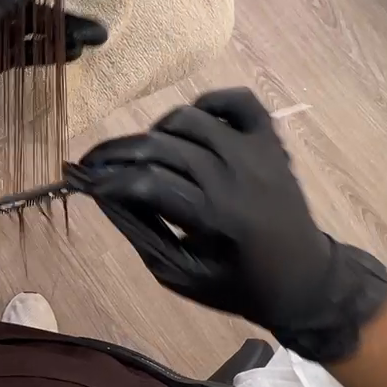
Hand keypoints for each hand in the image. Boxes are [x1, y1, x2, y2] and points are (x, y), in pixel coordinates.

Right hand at [70, 89, 386, 362]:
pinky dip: (207, 104)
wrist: (306, 281)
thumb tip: (102, 194)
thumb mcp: (177, 273)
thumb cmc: (235, 285)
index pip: (145, 182)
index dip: (106, 180)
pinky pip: (235, 101)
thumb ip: (139, 231)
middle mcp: (235, 175)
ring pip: (188, 119)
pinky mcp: (270, 140)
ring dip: (155, 133)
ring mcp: (255, 152)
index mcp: (214, 216)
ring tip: (144, 154)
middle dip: (115, 154)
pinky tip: (191, 127)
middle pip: (159, 146)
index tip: (80, 182)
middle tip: (92, 164)